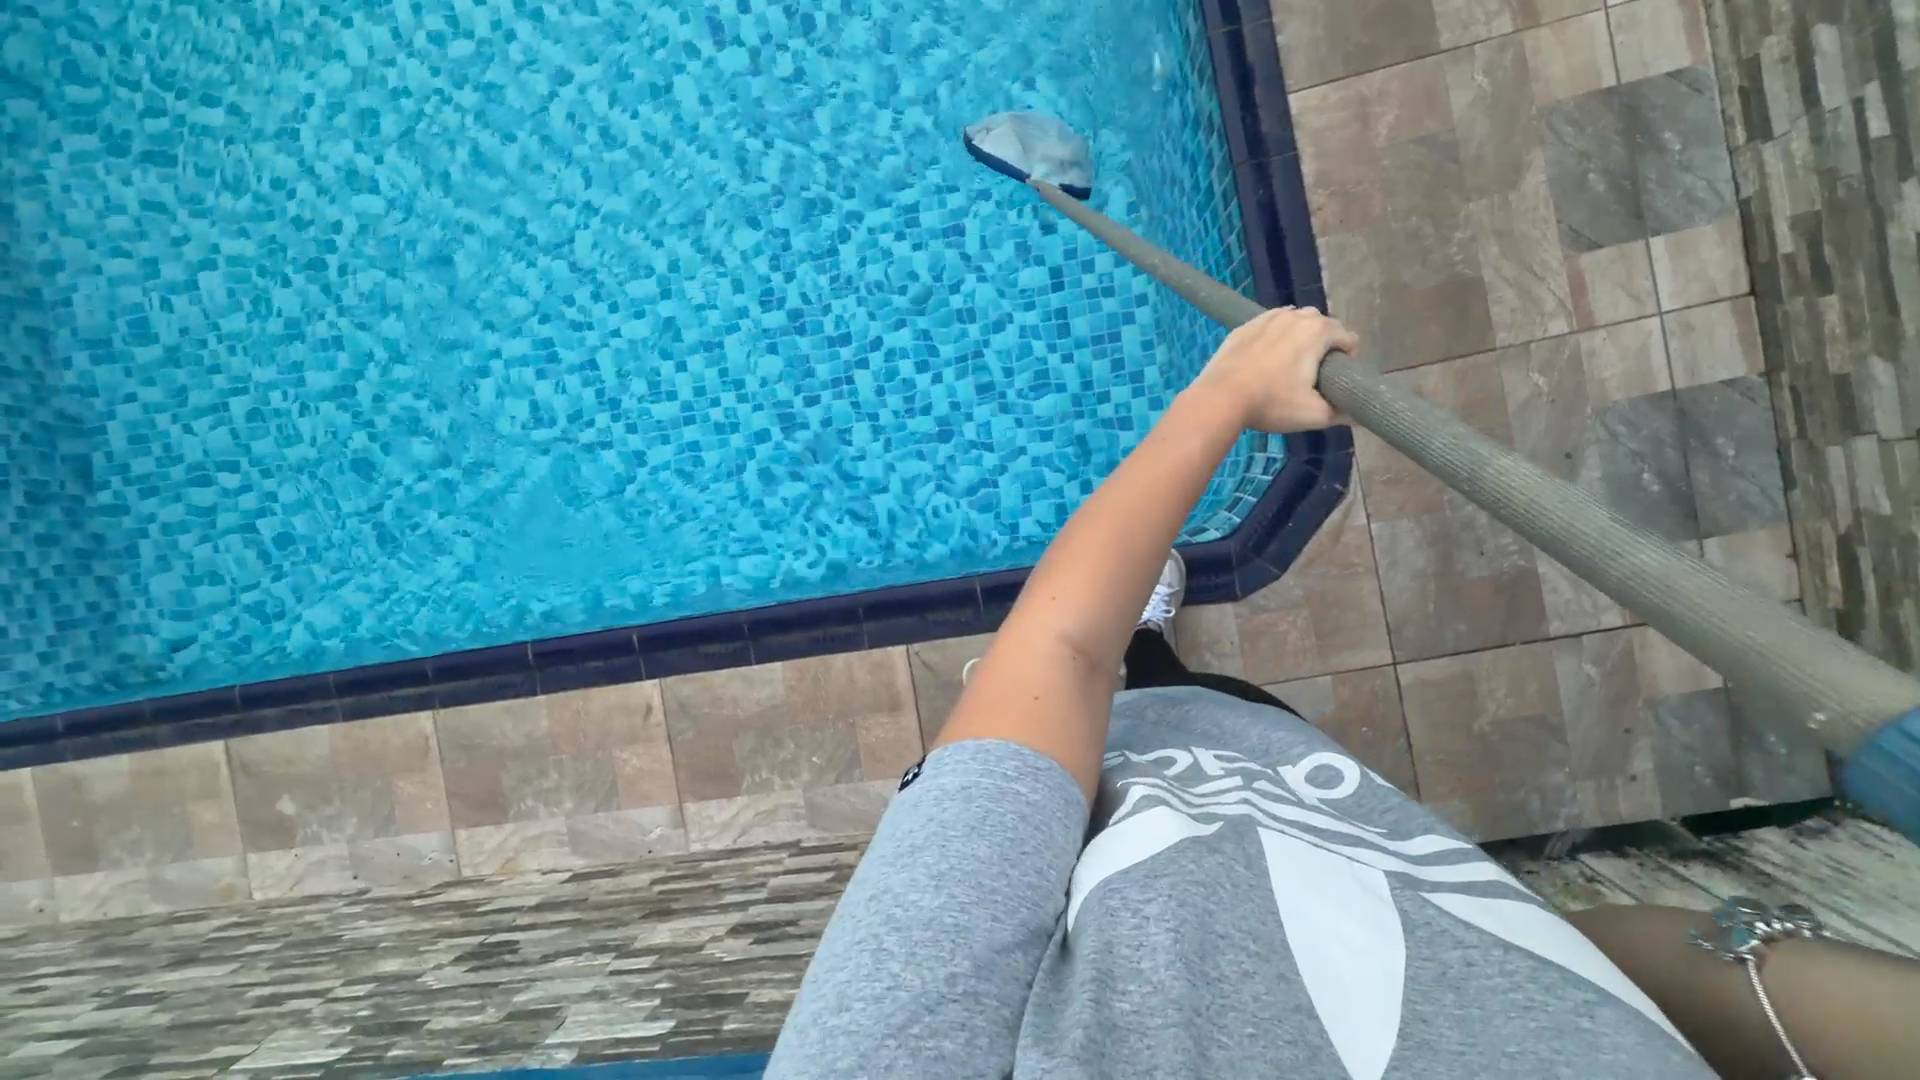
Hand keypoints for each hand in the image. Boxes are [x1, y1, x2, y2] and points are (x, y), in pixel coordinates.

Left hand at [1189, 306, 1357, 433]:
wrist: (1219, 398)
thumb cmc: (1271, 403)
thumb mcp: (1314, 414)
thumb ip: (1341, 413)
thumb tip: (1356, 414)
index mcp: (1318, 331)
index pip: (1348, 338)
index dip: (1347, 359)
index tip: (1335, 379)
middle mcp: (1295, 316)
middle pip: (1322, 325)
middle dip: (1324, 345)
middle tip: (1313, 374)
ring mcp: (1266, 318)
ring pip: (1294, 321)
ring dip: (1299, 337)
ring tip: (1290, 364)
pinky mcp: (1243, 326)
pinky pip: (1268, 326)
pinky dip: (1273, 337)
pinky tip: (1265, 358)